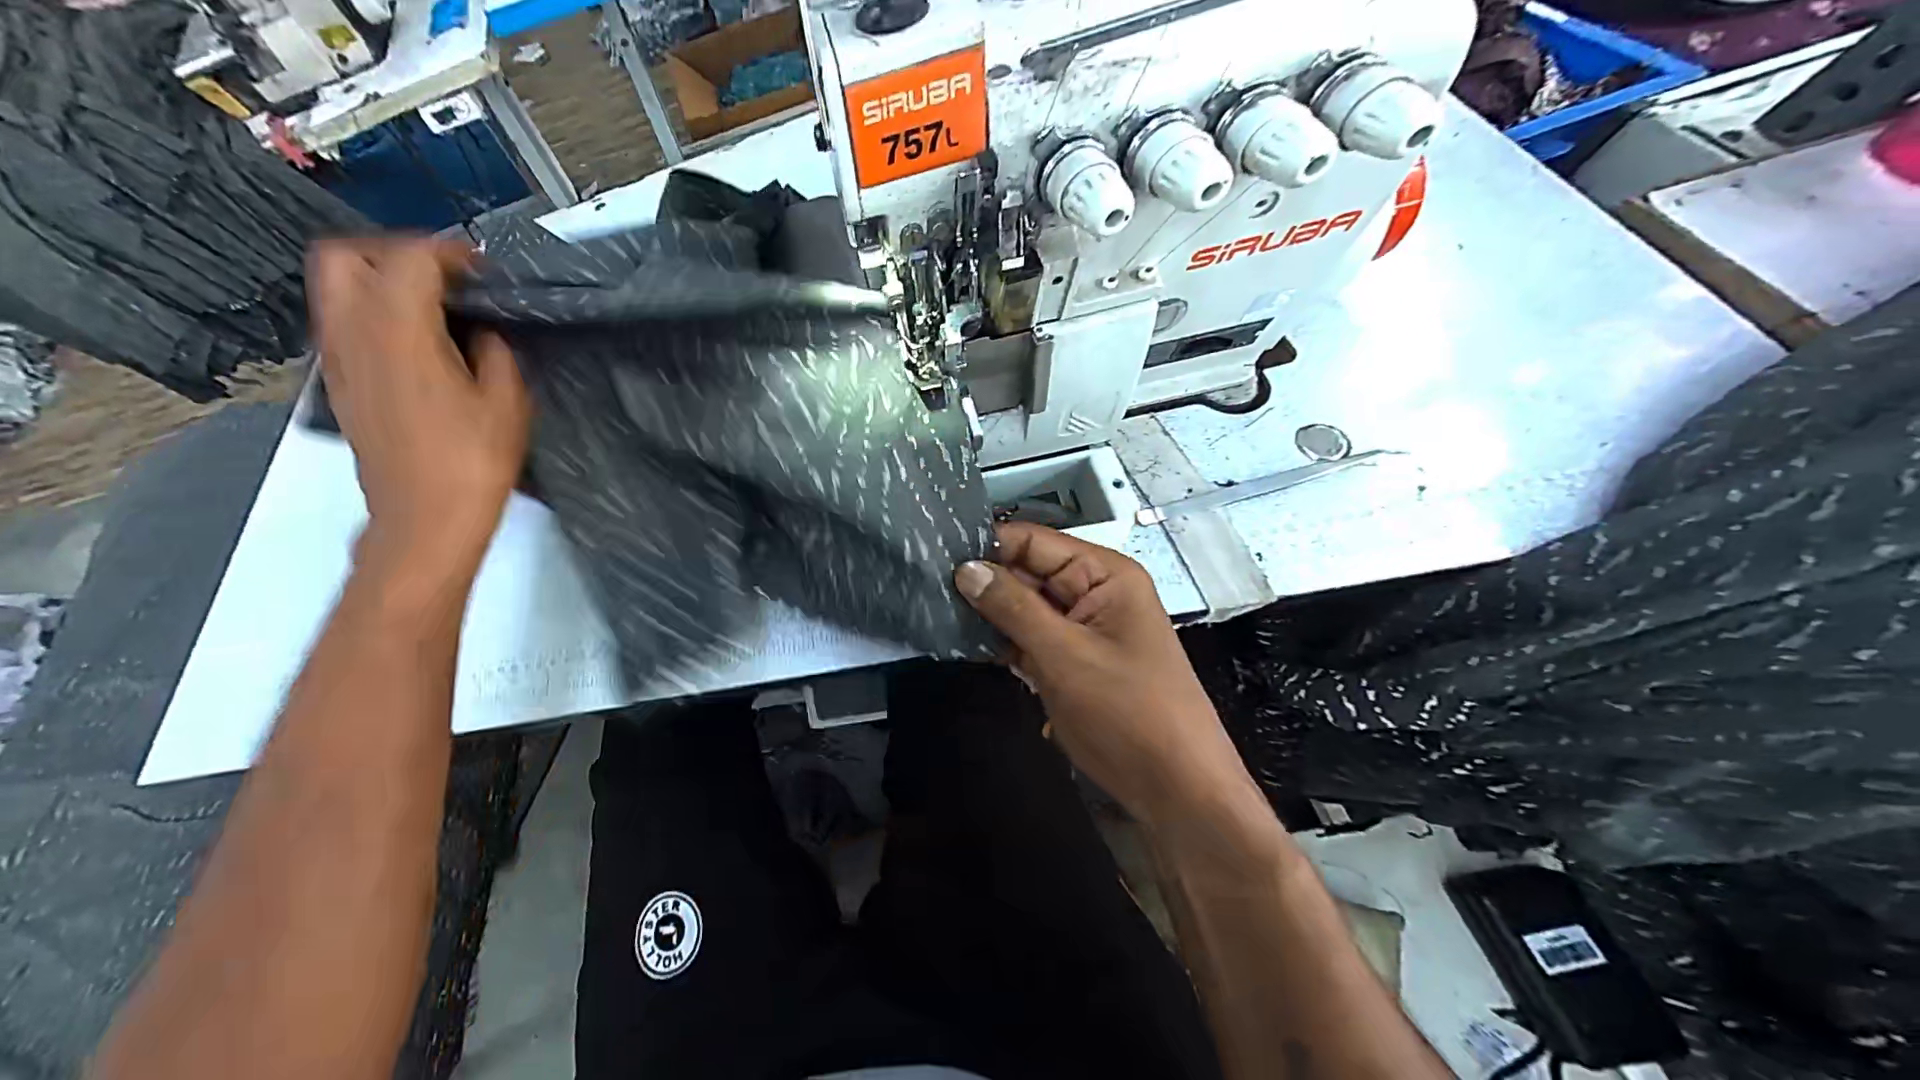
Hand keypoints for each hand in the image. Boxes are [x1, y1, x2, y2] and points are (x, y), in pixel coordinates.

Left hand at [307, 238, 531, 572]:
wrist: (424, 518)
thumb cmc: (474, 462)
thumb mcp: (509, 402)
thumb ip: (496, 352)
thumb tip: (485, 333)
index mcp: (399, 330)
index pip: (411, 257)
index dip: (450, 252)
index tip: (484, 269)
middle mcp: (353, 332)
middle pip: (346, 256)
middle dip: (395, 253)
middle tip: (443, 276)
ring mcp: (337, 358)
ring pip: (335, 288)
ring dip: (380, 282)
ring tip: (432, 307)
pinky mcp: (338, 383)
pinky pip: (342, 324)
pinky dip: (374, 315)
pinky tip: (417, 344)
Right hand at [954, 523, 1253, 824]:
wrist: (1174, 787)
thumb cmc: (1129, 712)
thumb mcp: (1066, 655)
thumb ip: (1013, 608)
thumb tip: (966, 569)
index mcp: (1104, 575)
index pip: (1035, 541)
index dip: (988, 545)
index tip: (936, 555)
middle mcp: (1091, 593)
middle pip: (1026, 572)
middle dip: (982, 580)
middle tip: (924, 585)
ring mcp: (1079, 630)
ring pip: (1022, 608)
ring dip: (986, 613)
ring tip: (932, 610)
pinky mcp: (1069, 663)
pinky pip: (1028, 639)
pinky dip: (1000, 641)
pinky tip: (961, 642)